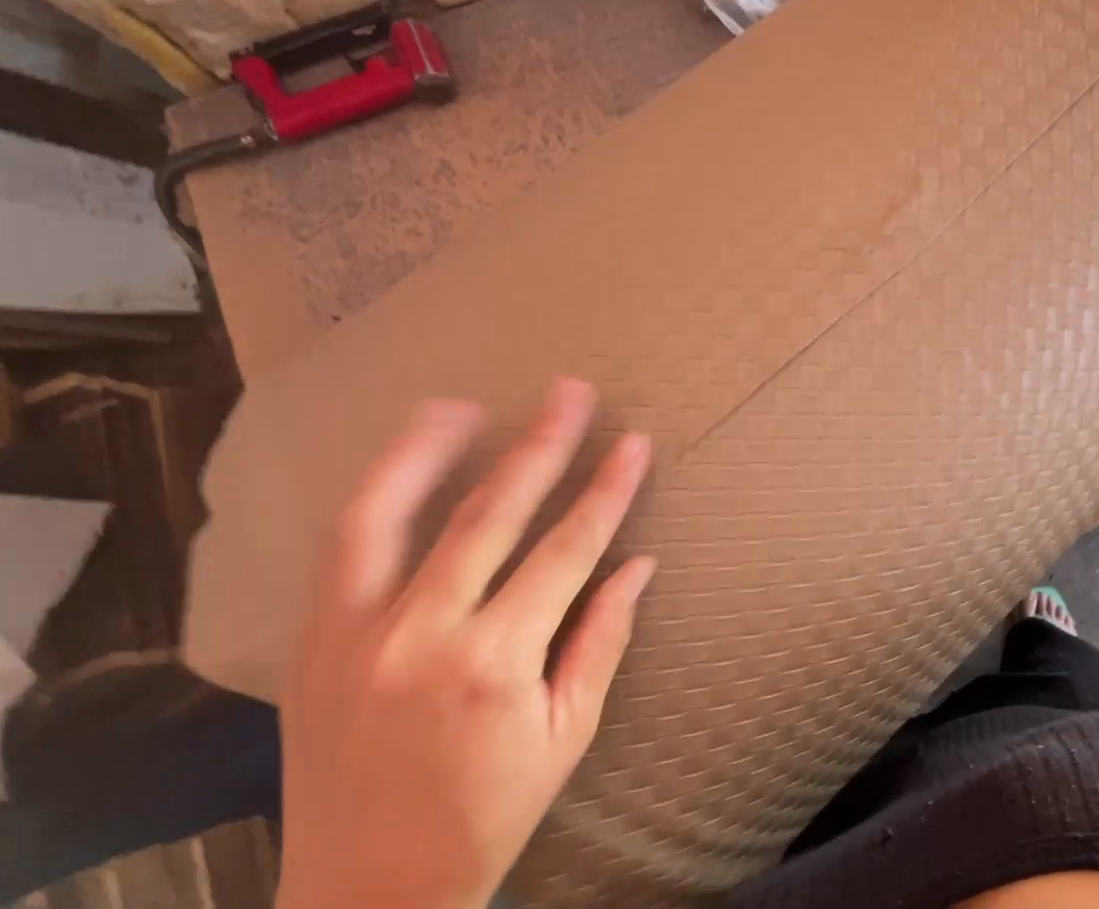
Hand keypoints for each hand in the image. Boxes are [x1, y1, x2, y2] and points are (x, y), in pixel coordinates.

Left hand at [275, 378, 654, 908]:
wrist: (366, 892)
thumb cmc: (488, 812)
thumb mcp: (568, 734)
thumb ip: (601, 640)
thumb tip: (636, 565)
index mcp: (495, 662)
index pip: (566, 550)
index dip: (607, 490)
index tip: (633, 442)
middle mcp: (420, 635)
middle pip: (489, 515)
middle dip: (538, 445)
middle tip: (568, 391)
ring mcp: (354, 636)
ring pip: (386, 517)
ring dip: (425, 452)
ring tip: (458, 404)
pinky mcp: (312, 646)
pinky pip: (339, 553)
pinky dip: (372, 500)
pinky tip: (397, 469)